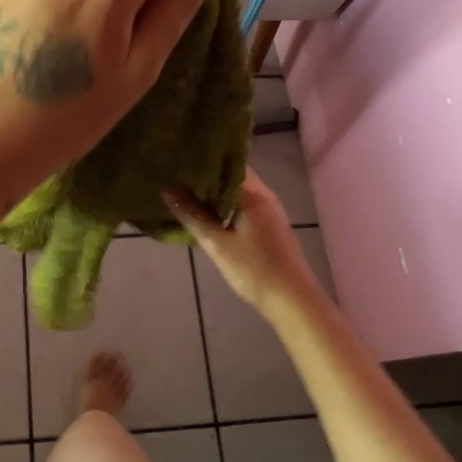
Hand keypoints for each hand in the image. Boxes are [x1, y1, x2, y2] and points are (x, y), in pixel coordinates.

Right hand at [165, 170, 321, 317]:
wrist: (294, 302)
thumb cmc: (255, 270)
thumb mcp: (217, 245)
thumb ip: (193, 216)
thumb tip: (167, 190)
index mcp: (253, 193)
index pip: (226, 163)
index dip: (203, 160)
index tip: (180, 159)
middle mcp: (264, 195)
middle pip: (233, 175)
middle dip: (207, 175)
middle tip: (178, 174)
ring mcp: (270, 210)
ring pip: (239, 190)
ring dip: (217, 190)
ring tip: (187, 190)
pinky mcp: (270, 225)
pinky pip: (245, 203)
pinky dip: (227, 203)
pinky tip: (209, 212)